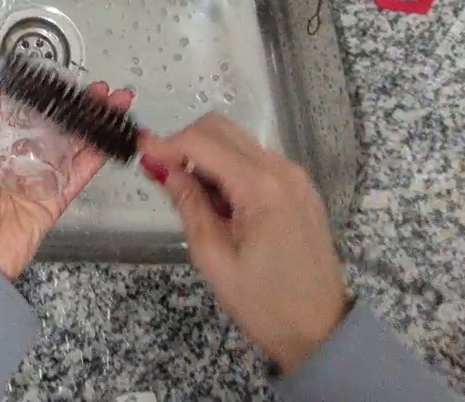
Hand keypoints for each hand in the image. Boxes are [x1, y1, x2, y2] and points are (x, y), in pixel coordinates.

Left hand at [0, 83, 133, 279]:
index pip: (32, 113)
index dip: (53, 98)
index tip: (70, 82)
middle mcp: (22, 158)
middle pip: (59, 128)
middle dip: (82, 109)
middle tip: (104, 92)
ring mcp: (41, 179)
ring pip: (74, 147)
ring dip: (96, 127)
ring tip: (116, 108)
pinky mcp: (54, 201)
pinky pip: (78, 176)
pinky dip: (96, 159)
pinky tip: (110, 140)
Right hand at [140, 114, 347, 375]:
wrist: (324, 336)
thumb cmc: (266, 305)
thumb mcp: (213, 257)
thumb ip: (186, 202)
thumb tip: (159, 165)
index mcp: (262, 188)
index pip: (202, 142)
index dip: (165, 143)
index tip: (140, 152)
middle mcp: (282, 171)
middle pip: (218, 128)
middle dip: (184, 143)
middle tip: (163, 173)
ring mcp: (294, 176)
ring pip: (234, 139)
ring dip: (204, 154)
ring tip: (192, 194)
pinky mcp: (298, 186)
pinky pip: (252, 156)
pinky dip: (226, 165)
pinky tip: (218, 199)